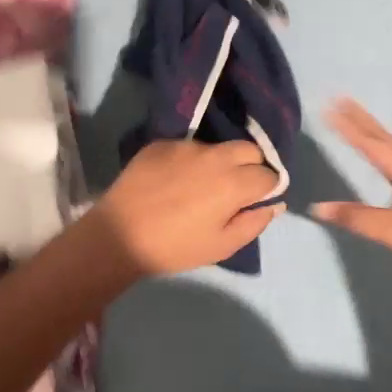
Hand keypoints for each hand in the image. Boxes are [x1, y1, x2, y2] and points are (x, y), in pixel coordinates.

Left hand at [85, 140, 280, 276]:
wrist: (119, 235)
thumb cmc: (174, 248)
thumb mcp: (221, 246)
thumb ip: (253, 223)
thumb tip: (273, 204)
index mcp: (234, 183)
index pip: (269, 174)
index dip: (266, 190)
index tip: (253, 203)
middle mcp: (215, 156)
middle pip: (250, 150)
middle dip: (250, 167)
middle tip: (234, 191)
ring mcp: (186, 146)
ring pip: (218, 147)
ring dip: (219, 163)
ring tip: (200, 186)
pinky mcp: (162, 143)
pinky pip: (188, 147)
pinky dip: (190, 161)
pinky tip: (174, 181)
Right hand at [312, 99, 391, 279]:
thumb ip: (357, 218)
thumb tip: (318, 207)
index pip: (371, 145)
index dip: (349, 127)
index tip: (329, 108)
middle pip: (384, 138)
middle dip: (361, 119)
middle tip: (341, 99)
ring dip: (372, 131)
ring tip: (356, 119)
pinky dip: (382, 149)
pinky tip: (382, 158)